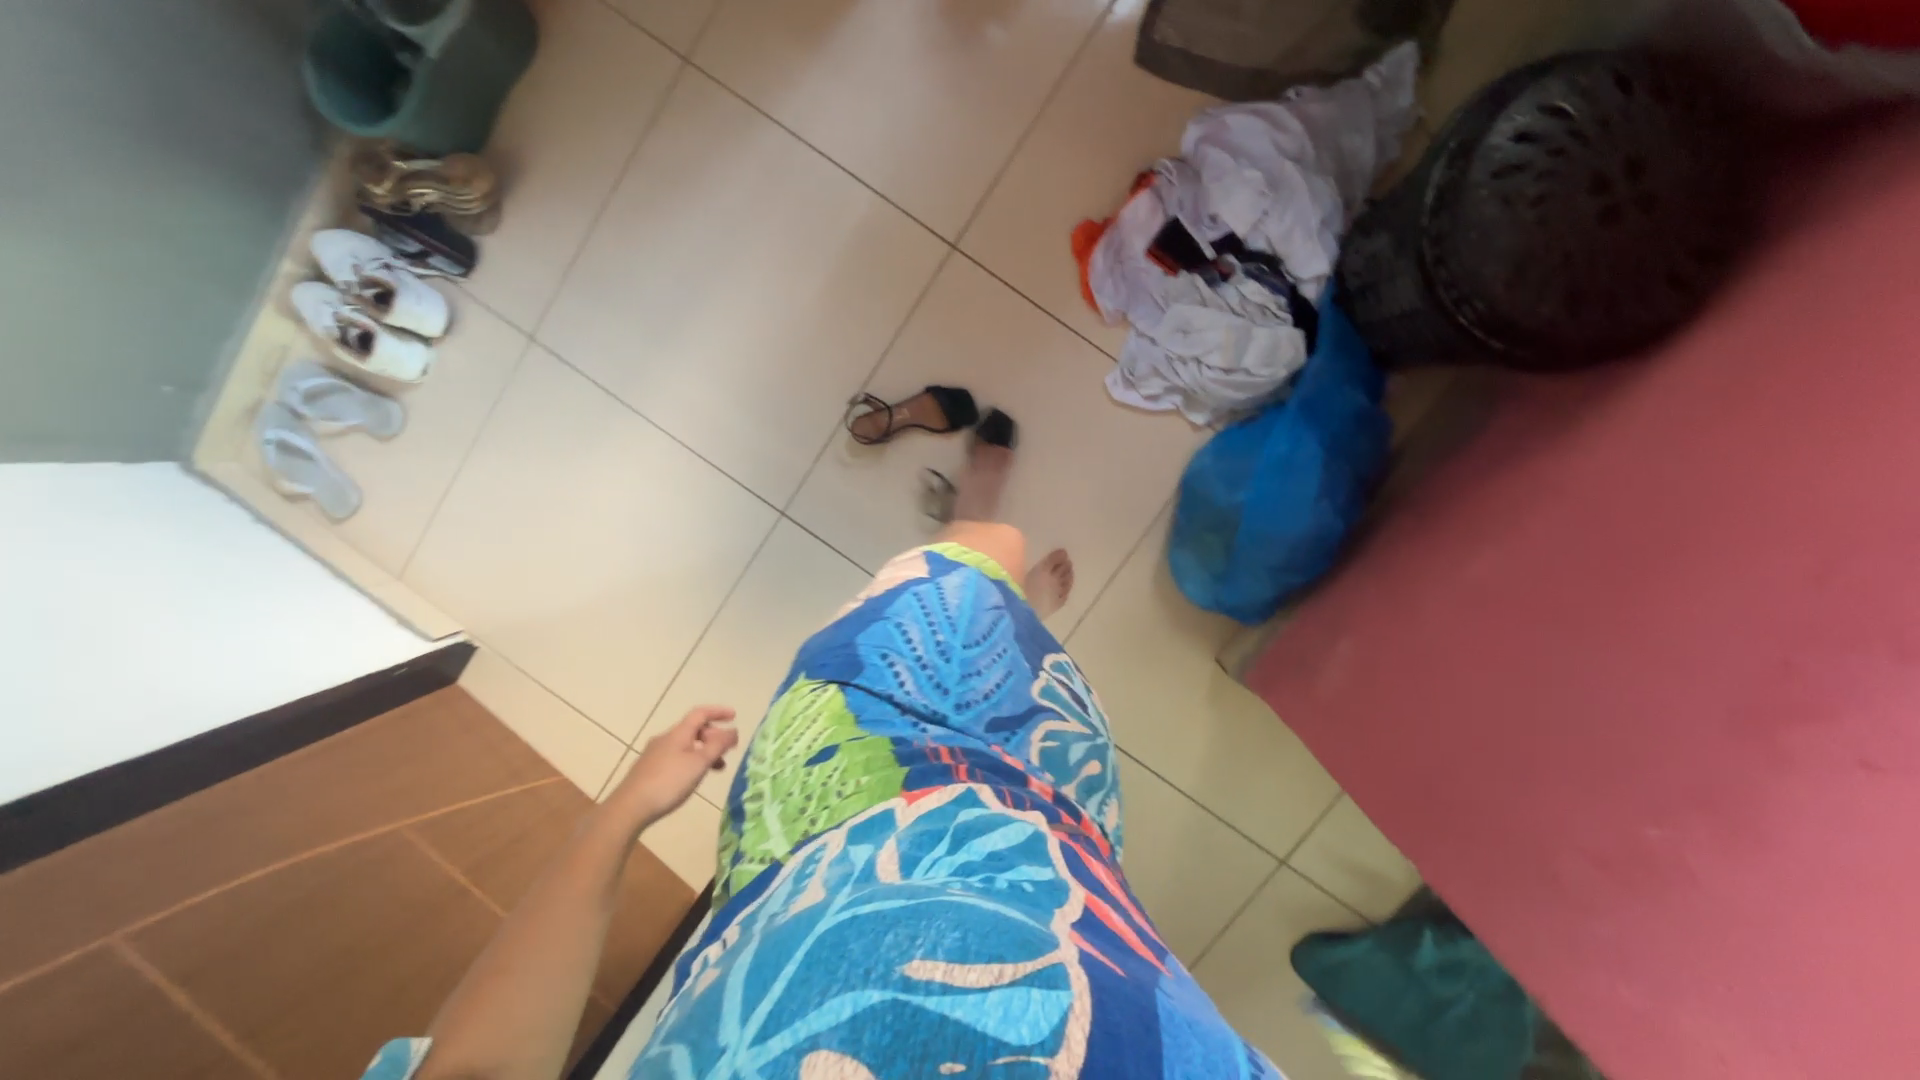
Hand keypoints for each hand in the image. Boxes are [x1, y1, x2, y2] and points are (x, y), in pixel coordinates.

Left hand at [612, 706, 738, 822]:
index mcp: (678, 733)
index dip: (718, 712)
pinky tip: (693, 778)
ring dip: (704, 751)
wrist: (629, 807)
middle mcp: (665, 739)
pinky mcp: (649, 769)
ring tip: (717, 768)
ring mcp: (655, 754)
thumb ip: (718, 746)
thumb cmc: (668, 782)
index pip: (700, 713)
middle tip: (728, 749)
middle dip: (714, 736)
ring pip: (685, 745)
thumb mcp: (699, 764)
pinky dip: (691, 761)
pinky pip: (676, 757)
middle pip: (693, 729)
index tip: (735, 717)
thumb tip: (733, 730)